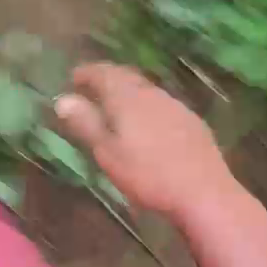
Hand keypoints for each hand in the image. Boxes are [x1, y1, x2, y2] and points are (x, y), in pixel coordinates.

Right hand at [53, 62, 245, 220]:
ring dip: (127, 92)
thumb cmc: (147, 174)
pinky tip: (148, 126)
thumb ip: (85, 122)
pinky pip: (162, 104)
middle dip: (106, 79)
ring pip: (145, 89)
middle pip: (125, 76)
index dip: (85, 73)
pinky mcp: (192, 122)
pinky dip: (147, 106)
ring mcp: (175, 106)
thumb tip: (62, 99)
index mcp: (126, 96)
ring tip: (117, 108)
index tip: (72, 79)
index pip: (102, 72)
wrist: (205, 194)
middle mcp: (151, 93)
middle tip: (91, 90)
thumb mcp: (106, 152)